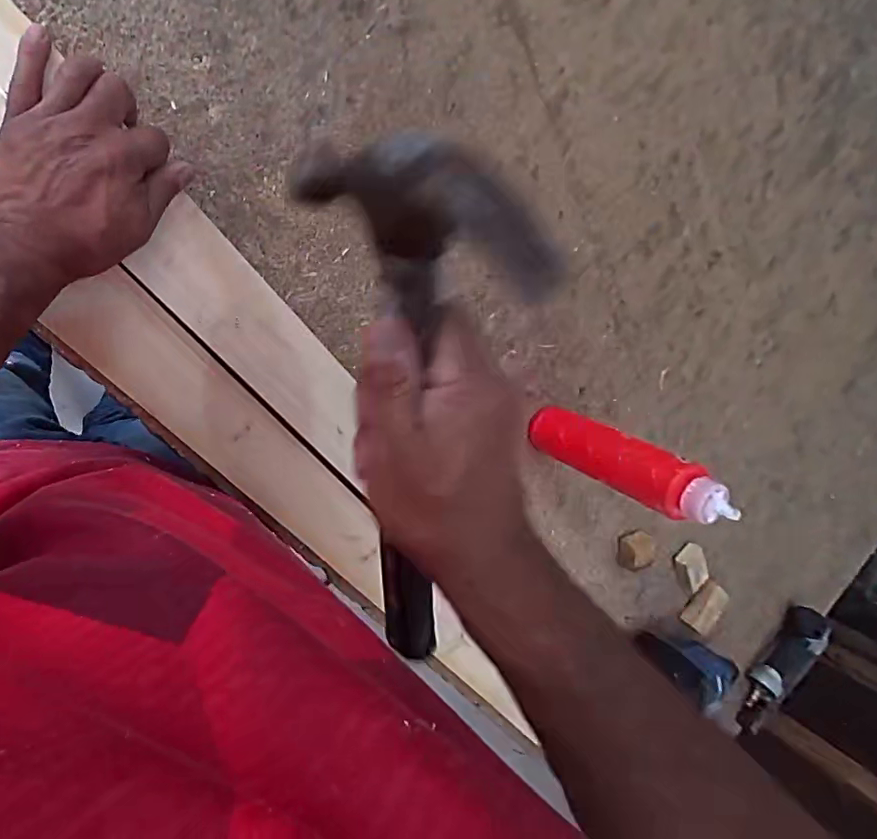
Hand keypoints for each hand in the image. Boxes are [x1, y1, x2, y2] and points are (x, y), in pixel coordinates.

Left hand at [0, 25, 193, 292]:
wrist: (24, 250)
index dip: (155, 154)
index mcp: (122, 155)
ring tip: (95, 91)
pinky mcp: (20, 123)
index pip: (154, 138)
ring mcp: (52, 120)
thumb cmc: (82, 243)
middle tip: (119, 130)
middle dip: (127, 108)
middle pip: (120, 91)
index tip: (146, 169)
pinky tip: (40, 33)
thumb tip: (186, 168)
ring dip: (94, 75)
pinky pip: (25, 78)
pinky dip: (32, 53)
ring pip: (80, 71)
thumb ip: (162, 193)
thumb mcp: (136, 228)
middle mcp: (91, 127)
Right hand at [354, 309, 537, 585]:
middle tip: (381, 418)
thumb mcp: (392, 441)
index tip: (381, 366)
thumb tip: (386, 321)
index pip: (441, 314)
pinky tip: (408, 453)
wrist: (479, 562)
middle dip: (398, 372)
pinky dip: (421, 418)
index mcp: (469, 379)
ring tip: (392, 442)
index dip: (403, 329)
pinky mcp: (490, 425)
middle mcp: (492, 383)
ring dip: (405, 399)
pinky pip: (446, 400)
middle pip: (434, 345)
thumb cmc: (432, 507)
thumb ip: (387, 378)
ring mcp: (495, 404)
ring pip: (435, 374)